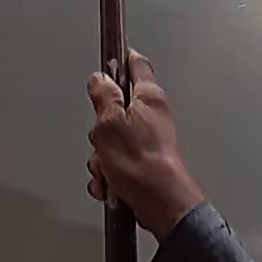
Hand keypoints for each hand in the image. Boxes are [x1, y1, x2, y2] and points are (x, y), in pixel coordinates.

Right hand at [87, 50, 205, 240]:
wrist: (162, 206)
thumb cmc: (143, 165)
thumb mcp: (110, 122)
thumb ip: (103, 96)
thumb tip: (99, 79)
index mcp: (149, 98)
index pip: (136, 64)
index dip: (120, 58)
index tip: (109, 55)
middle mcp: (153, 116)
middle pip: (115, 107)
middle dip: (99, 126)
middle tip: (100, 135)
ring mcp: (149, 140)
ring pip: (111, 138)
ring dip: (101, 155)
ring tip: (107, 166)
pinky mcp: (144, 162)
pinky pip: (116, 162)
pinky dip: (109, 174)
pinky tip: (112, 182)